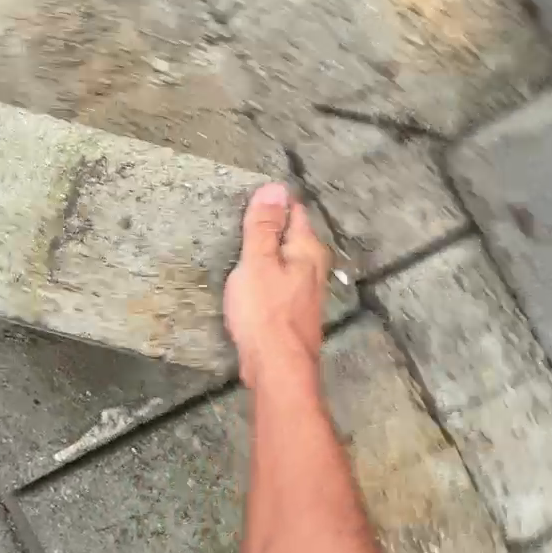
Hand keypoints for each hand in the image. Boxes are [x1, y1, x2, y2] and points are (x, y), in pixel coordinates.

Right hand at [224, 183, 328, 388]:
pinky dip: (264, 273)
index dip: (272, 203)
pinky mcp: (292, 308)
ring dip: (266, 252)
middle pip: (291, 236)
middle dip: (270, 227)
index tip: (246, 199)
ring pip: (285, 259)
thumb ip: (264, 228)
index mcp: (307, 250)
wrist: (276, 365)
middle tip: (238, 219)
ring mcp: (305, 290)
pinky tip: (248, 280)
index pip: (294, 212)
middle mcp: (313, 267)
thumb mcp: (257, 263)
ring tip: (240, 246)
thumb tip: (275, 188)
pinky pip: (278, 279)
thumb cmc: (265, 312)